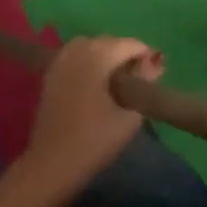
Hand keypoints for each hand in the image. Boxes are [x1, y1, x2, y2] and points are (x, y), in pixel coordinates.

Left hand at [26, 36, 163, 183]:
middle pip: (108, 41)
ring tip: (117, 78)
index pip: (128, 44)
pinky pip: (74, 55)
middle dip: (126, 53)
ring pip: (90, 45)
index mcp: (97, 57)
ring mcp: (60, 61)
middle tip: (139, 78)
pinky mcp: (50, 74)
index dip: (146, 55)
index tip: (156, 74)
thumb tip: (156, 63)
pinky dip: (87, 60)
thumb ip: (144, 83)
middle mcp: (77, 51)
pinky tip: (94, 81)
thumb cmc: (94, 142)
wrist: (52, 165)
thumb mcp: (128, 117)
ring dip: (105, 54)